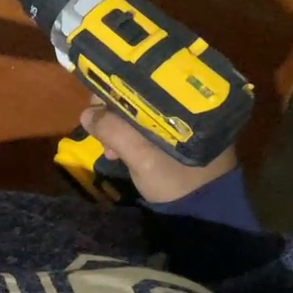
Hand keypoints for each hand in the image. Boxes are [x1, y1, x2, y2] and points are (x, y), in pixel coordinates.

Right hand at [79, 98, 237, 203]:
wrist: (205, 214)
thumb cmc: (178, 180)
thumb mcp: (141, 156)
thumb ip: (113, 131)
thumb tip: (87, 113)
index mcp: (188, 101)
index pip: (144, 79)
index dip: (115, 88)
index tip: (98, 108)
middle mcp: (188, 104)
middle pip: (139, 94)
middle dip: (114, 113)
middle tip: (103, 135)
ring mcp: (184, 120)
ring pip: (140, 111)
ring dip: (119, 127)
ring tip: (112, 151)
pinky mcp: (179, 136)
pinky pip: (147, 125)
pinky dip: (131, 135)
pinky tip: (121, 152)